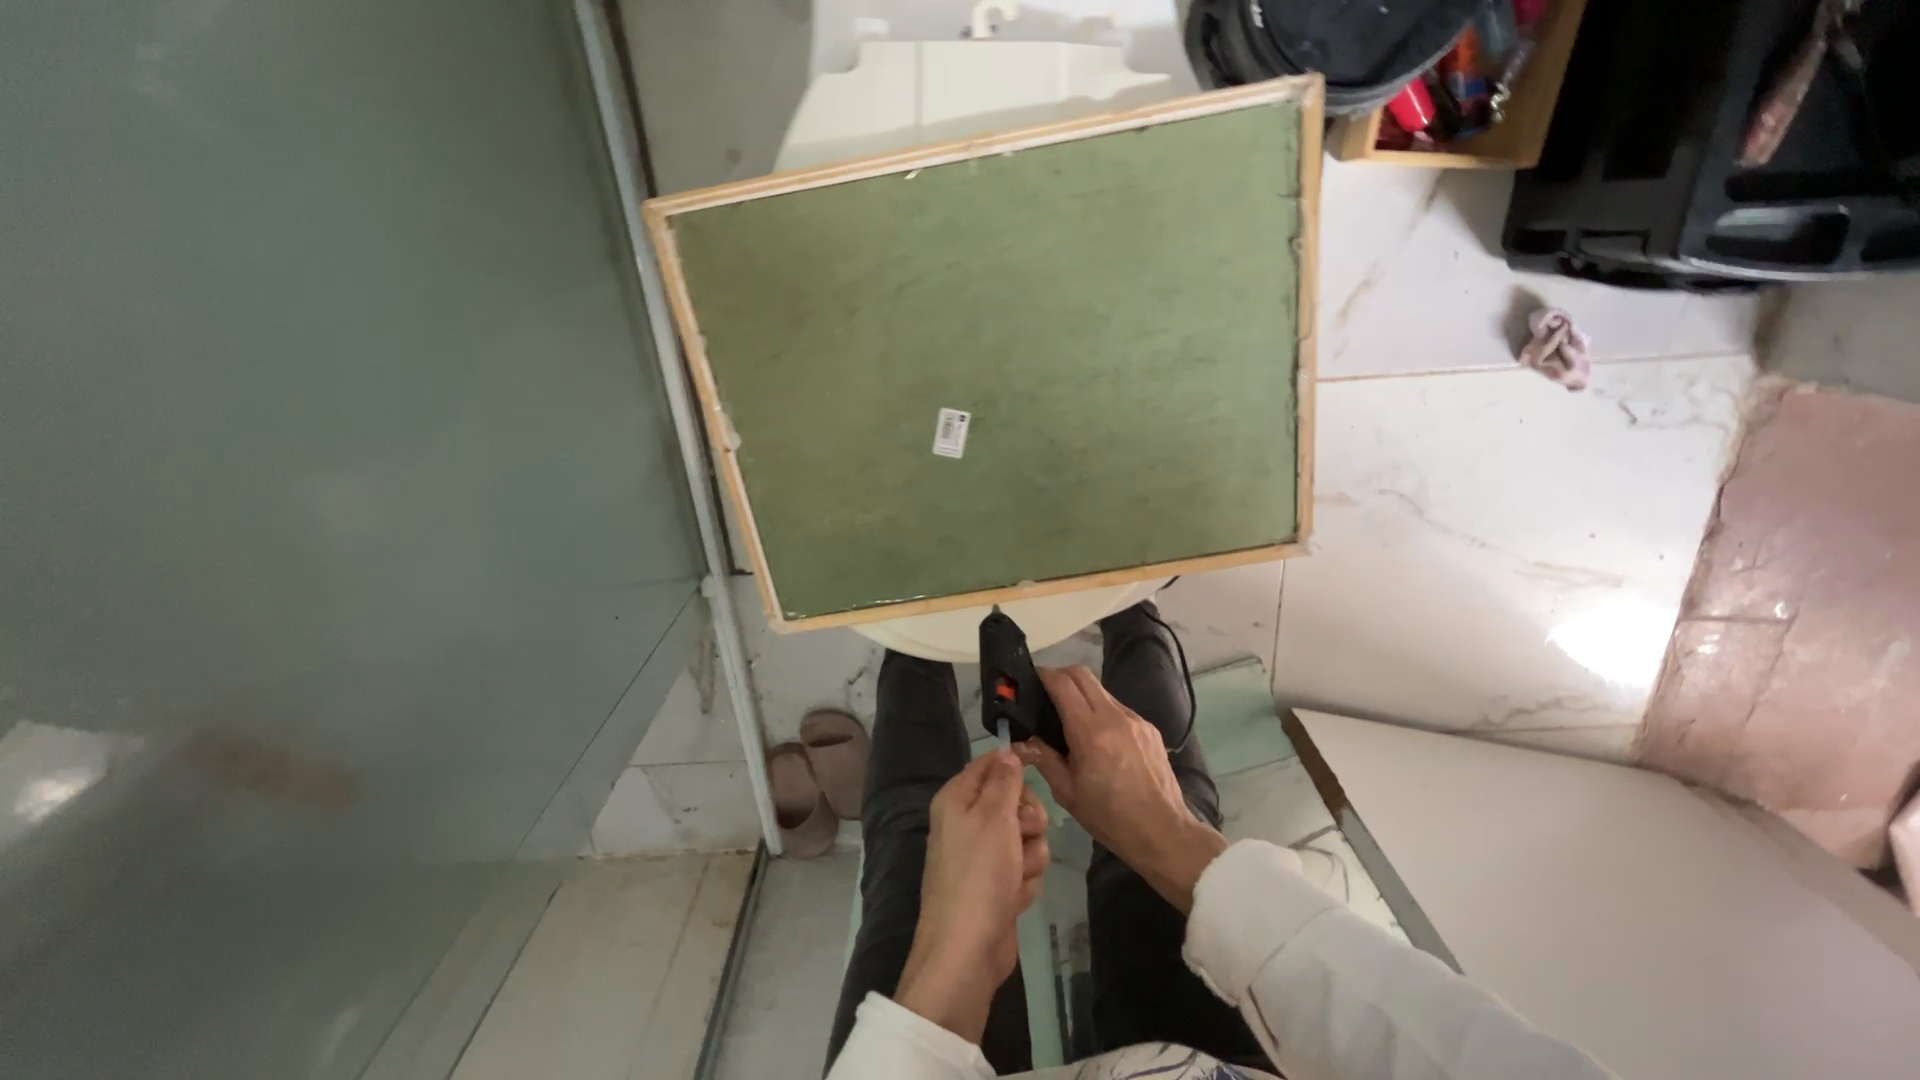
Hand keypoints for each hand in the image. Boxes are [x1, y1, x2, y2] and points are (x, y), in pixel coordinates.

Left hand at [896, 748, 1049, 1041]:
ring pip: (1027, 836)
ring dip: (1030, 854)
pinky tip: (1015, 896)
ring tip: (1016, 874)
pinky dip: (1026, 880)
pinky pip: (1026, 867)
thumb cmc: (978, 874)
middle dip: (1029, 818)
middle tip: (1022, 833)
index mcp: (957, 799)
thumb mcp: (993, 816)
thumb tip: (1007, 751)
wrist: (968, 949)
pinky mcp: (999, 884)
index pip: (989, 763)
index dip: (1014, 763)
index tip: (1040, 764)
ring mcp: (984, 856)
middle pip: (1015, 800)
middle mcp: (967, 822)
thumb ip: (1005, 780)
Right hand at [1016, 666, 1226, 912]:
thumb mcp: (1067, 793)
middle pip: (1082, 674)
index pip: (1063, 684)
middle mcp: (1115, 716)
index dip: (1043, 676)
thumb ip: (1043, 759)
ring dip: (1081, 693)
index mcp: (1090, 733)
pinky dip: (1101, 710)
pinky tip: (1097, 737)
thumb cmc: (1109, 818)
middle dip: (1060, 676)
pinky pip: (1118, 707)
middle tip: (1044, 694)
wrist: (1163, 831)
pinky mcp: (1149, 727)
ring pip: (1101, 689)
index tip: (1029, 681)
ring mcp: (1136, 719)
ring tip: (1069, 718)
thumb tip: (1020, 741)